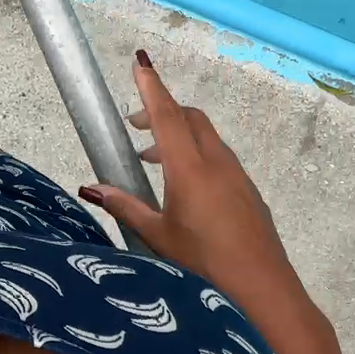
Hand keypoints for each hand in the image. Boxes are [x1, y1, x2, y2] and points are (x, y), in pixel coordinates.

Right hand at [79, 51, 313, 312]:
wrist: (265, 292)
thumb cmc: (204, 264)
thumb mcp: (157, 235)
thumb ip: (124, 206)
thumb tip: (89, 187)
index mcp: (190, 168)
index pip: (168, 116)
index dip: (152, 87)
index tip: (140, 61)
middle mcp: (217, 163)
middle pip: (189, 118)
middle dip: (162, 110)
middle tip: (133, 126)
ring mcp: (237, 176)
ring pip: (205, 137)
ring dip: (177, 134)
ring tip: (151, 159)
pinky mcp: (247, 192)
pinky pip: (217, 156)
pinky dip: (194, 153)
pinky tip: (180, 185)